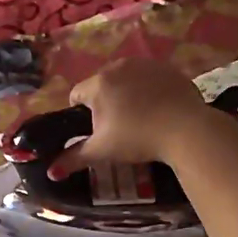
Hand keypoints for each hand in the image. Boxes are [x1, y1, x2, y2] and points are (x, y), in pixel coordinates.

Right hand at [47, 59, 215, 180]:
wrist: (186, 129)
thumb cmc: (137, 139)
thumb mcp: (102, 152)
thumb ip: (73, 159)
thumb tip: (51, 172)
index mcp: (98, 84)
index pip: (76, 94)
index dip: (80, 114)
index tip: (93, 131)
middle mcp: (119, 66)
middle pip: (102, 84)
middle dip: (105, 102)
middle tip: (117, 128)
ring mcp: (146, 64)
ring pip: (126, 79)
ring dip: (127, 94)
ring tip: (140, 118)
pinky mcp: (169, 68)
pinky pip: (150, 78)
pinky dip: (150, 90)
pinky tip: (159, 109)